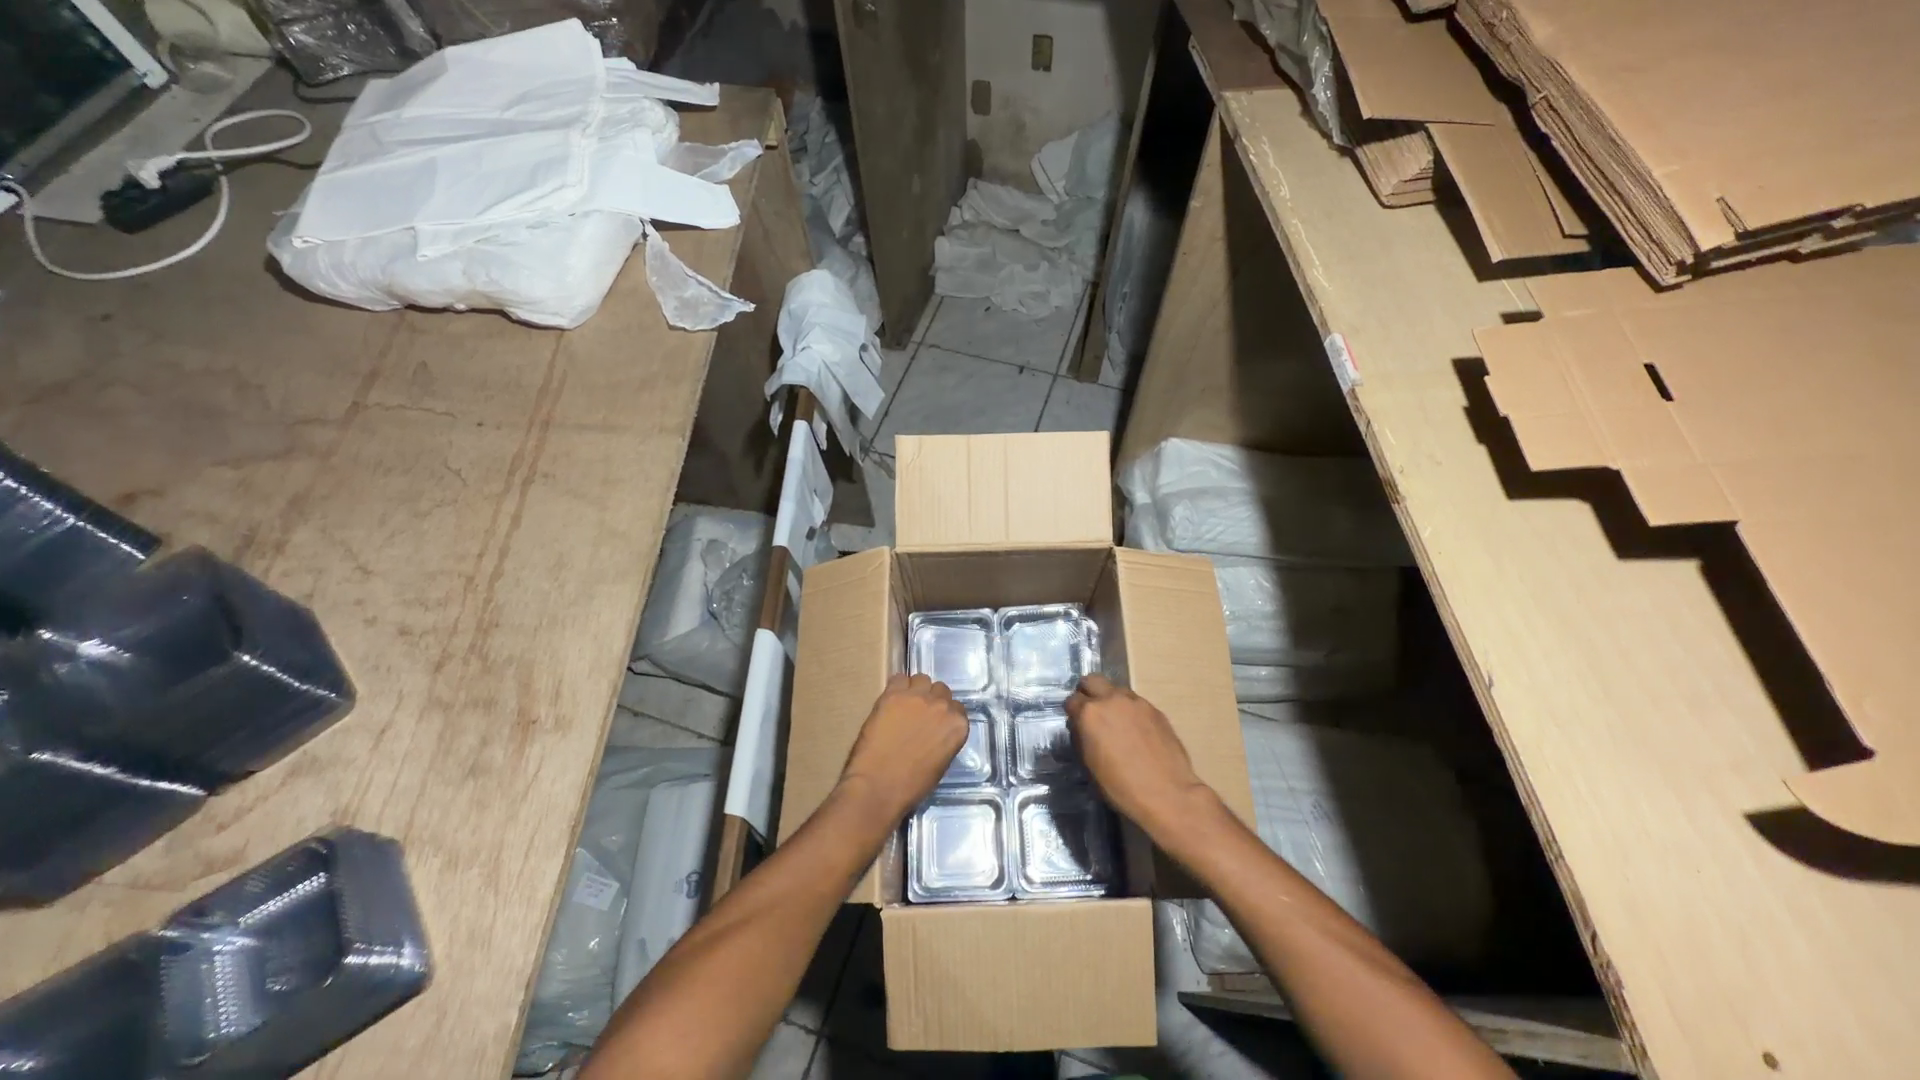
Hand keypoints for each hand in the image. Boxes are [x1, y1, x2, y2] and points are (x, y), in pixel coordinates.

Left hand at [838, 674, 968, 825]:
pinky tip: (890, 701)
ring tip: (904, 705)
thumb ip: (944, 739)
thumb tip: (935, 731)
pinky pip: (898, 679)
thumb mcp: (941, 763)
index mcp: (958, 725)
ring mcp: (917, 697)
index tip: (934, 722)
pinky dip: (896, 687)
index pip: (957, 708)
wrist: (879, 785)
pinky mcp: (893, 694)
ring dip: (915, 690)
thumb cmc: (912, 785)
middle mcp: (942, 706)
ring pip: (921, 679)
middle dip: (932, 700)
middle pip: (941, 690)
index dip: (944, 714)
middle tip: (918, 714)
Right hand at [1066, 675, 1212, 835]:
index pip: (1072, 700)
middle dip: (1088, 693)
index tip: (1076, 724)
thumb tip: (1082, 728)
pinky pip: (1136, 703)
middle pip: (1092, 680)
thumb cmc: (1120, 786)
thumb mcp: (1089, 764)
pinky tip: (1136, 732)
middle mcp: (1112, 700)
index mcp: (1090, 714)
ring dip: (1111, 700)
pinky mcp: (1155, 710)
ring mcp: (1136, 702)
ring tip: (1116, 723)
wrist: (1166, 793)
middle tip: (1092, 713)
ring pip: (1116, 690)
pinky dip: (1130, 711)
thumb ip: (1083, 737)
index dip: (1072, 712)